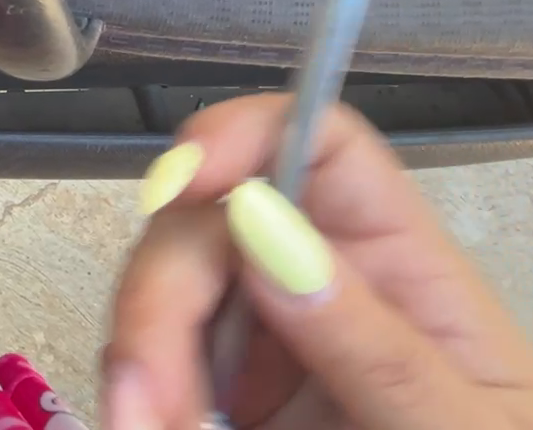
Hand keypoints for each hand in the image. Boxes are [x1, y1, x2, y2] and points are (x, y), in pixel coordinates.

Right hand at [103, 95, 532, 429]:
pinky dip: (134, 383)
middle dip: (159, 293)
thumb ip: (379, 349)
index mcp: (397, 266)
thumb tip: (257, 222)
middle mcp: (312, 275)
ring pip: (157, 278)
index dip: (242, 132)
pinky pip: (146, 341)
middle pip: (203, 220)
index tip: (184, 181)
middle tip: (148, 392)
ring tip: (141, 426)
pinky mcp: (213, 374)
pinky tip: (142, 423)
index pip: (319, 145)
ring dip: (135, 347)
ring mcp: (257, 325)